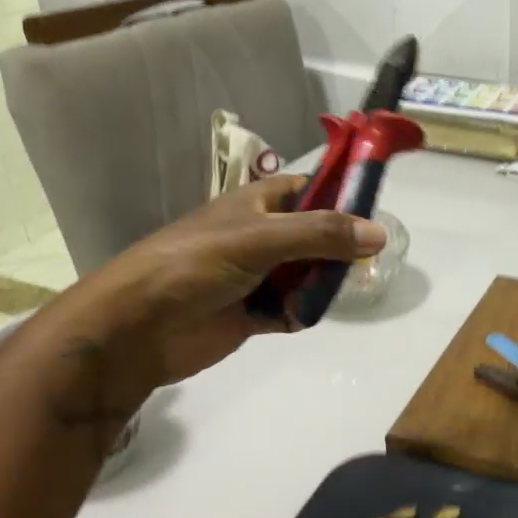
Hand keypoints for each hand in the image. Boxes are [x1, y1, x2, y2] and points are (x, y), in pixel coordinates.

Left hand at [49, 176, 385, 407]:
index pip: (310, 189)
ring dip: (324, 282)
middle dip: (341, 246)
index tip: (376, 209)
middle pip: (317, 235)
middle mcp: (260, 236)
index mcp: (257, 204)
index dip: (341, 194)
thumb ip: (321, 234)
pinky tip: (304, 316)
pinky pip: (292, 309)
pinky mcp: (252, 314)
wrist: (137, 327)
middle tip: (369, 260)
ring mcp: (256, 276)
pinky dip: (302, 312)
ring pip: (308, 274)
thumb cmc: (193, 265)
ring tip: (344, 290)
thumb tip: (379, 233)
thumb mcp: (260, 238)